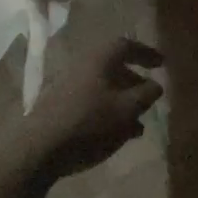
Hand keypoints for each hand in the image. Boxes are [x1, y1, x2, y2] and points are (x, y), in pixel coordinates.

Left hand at [13, 37, 163, 181]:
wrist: (36, 151)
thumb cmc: (88, 123)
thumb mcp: (126, 110)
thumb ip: (145, 95)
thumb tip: (156, 85)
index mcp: (98, 60)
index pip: (126, 45)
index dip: (146, 53)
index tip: (161, 64)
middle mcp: (80, 67)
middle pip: (112, 67)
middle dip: (133, 81)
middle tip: (147, 95)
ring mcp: (64, 88)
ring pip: (100, 88)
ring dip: (120, 101)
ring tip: (135, 124)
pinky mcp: (55, 109)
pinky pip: (87, 103)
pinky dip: (104, 112)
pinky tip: (113, 135)